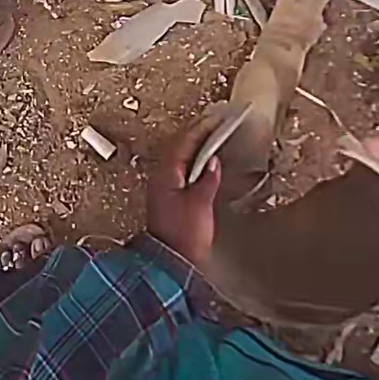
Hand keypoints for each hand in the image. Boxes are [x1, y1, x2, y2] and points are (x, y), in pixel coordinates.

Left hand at [146, 115, 223, 266]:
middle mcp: (161, 176)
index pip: (184, 142)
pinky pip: (181, 168)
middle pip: (179, 146)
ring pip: (180, 156)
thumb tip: (213, 162)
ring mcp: (164, 185)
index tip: (217, 118)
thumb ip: (207, 181)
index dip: (201, 128)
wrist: (171, 261)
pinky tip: (205, 160)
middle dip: (197, 132)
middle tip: (216, 120)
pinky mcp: (169, 195)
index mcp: (166, 174)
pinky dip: (194, 159)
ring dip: (195, 144)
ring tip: (213, 134)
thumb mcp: (199, 205)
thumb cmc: (183, 236)